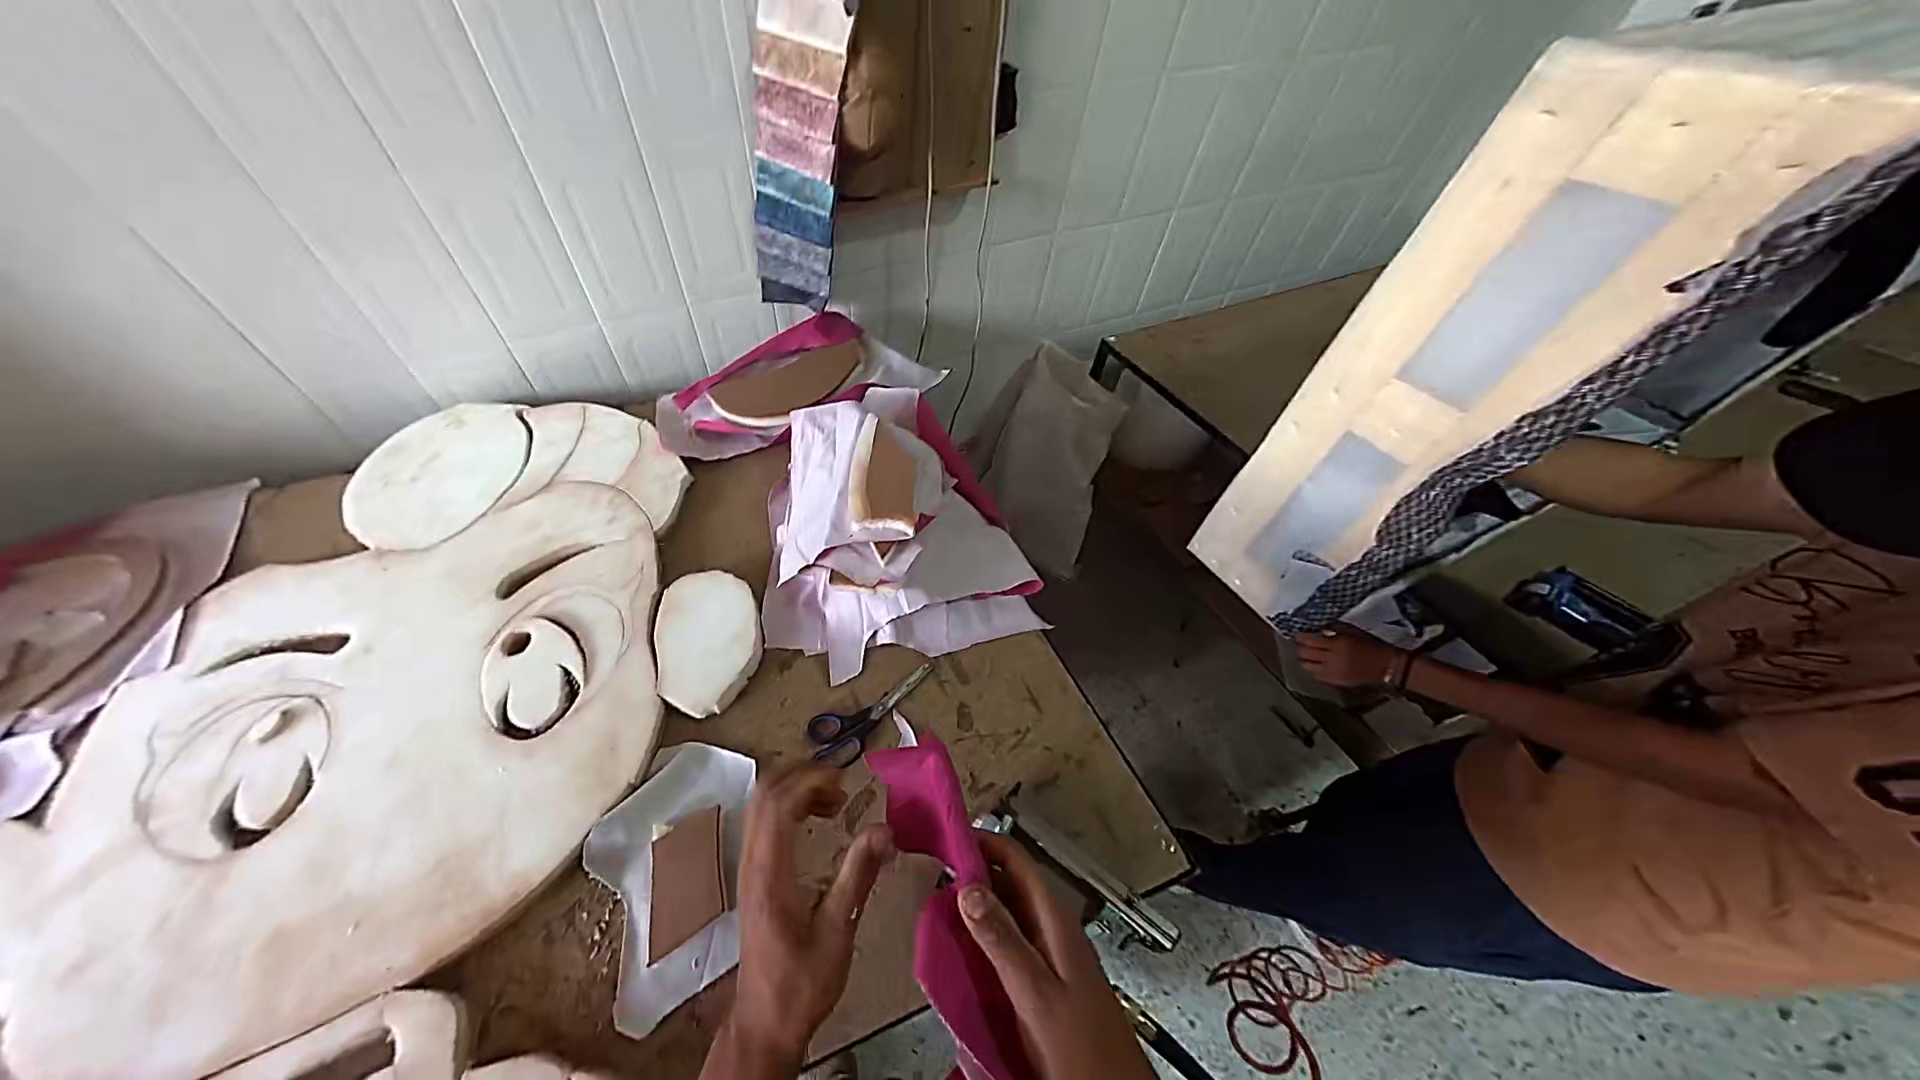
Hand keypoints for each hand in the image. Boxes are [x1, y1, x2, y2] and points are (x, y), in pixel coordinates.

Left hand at [716, 764, 894, 1076]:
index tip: (845, 780)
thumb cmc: (802, 983)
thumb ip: (858, 875)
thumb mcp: (838, 931)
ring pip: (761, 804)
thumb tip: (884, 828)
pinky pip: (764, 821)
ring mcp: (748, 867)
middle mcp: (752, 863)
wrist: (764, 1022)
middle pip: (764, 794)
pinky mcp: (753, 875)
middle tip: (841, 780)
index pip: (778, 804)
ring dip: (796, 788)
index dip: (810, 780)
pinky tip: (818, 819)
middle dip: (802, 774)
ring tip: (834, 797)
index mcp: (770, 873)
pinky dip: (790, 805)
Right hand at [957, 832, 1155, 1079]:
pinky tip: (962, 950)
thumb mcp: (1035, 992)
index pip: (1016, 860)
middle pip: (1009, 883)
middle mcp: (1052, 928)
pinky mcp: (1042, 978)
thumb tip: (968, 888)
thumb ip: (1002, 940)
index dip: (984, 843)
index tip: (948, 839)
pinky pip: (1008, 944)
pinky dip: (983, 937)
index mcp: (1054, 920)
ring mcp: (1048, 953)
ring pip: (1007, 913)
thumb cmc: (1081, 1045)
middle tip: (933, 874)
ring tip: (939, 908)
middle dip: (973, 874)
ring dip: (975, 907)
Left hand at [1293, 626, 1404, 687]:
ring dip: (1304, 659)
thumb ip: (1334, 628)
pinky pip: (1315, 675)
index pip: (1309, 640)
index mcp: (1337, 643)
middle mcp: (1331, 658)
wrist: (1385, 666)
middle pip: (1304, 653)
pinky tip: (1316, 665)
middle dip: (1300, 648)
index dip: (1301, 637)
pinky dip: (1312, 669)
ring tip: (1307, 655)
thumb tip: (1318, 627)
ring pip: (1306, 666)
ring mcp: (1331, 671)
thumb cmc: (1370, 645)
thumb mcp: (1352, 631)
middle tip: (1301, 644)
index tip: (1300, 634)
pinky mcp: (1334, 681)